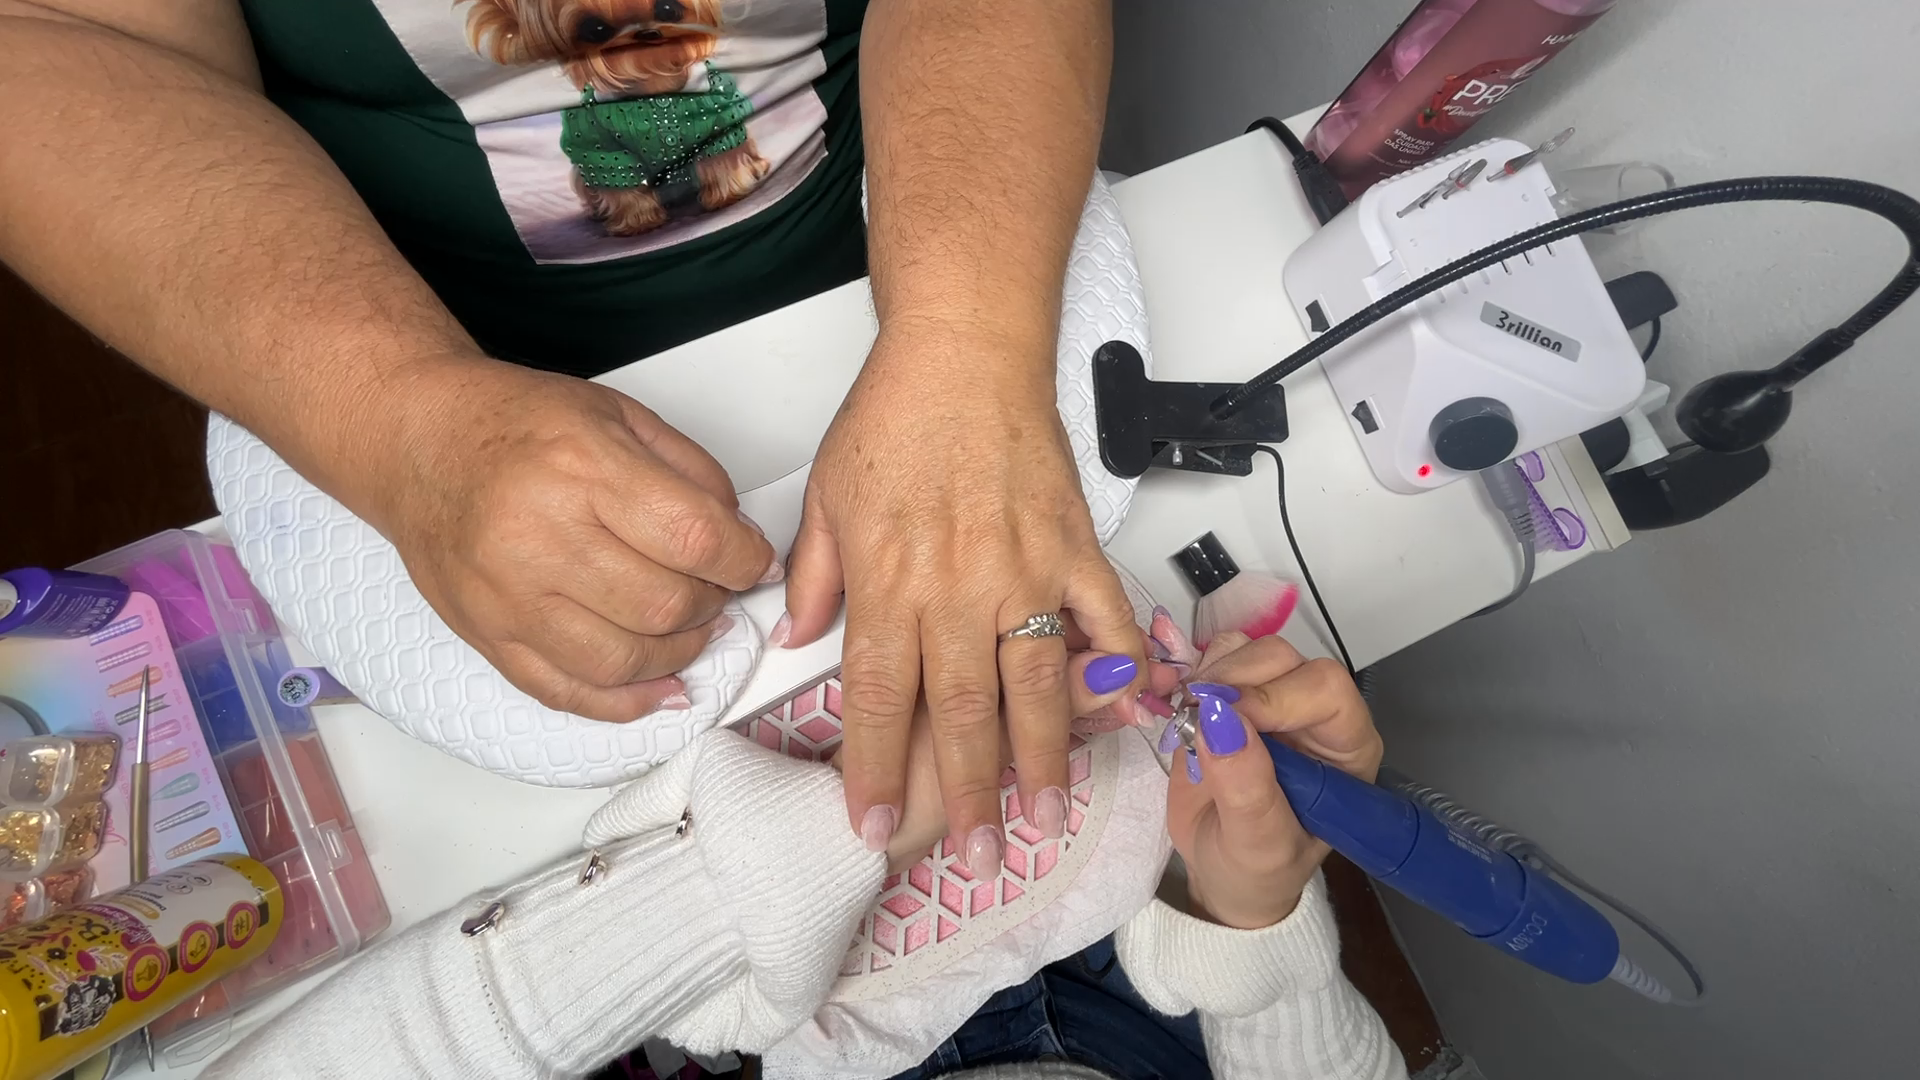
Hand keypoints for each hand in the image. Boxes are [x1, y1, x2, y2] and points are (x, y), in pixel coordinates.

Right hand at [353, 355, 777, 721]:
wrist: (417, 439)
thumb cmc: (521, 423)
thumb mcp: (625, 417)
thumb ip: (697, 476)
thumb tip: (743, 542)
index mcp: (585, 469)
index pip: (694, 538)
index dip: (746, 562)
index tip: (758, 565)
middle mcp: (540, 537)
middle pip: (665, 605)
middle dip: (716, 604)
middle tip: (719, 587)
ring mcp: (508, 595)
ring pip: (625, 659)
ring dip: (682, 652)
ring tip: (693, 626)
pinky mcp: (487, 633)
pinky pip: (566, 691)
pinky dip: (626, 703)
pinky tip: (664, 690)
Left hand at [784, 324, 1144, 878]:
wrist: (963, 355)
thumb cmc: (895, 416)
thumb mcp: (829, 493)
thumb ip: (814, 576)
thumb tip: (799, 640)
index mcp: (892, 579)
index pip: (882, 696)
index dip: (877, 769)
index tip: (876, 823)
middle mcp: (960, 587)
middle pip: (963, 710)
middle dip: (966, 792)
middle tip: (975, 853)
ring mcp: (1026, 570)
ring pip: (1035, 683)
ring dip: (1041, 756)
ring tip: (1043, 814)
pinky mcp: (1074, 545)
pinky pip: (1103, 615)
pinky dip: (1119, 665)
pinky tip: (1126, 711)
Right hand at [1168, 634, 1383, 929]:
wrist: (1221, 869)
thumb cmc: (1254, 868)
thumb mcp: (1257, 846)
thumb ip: (1246, 789)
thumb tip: (1218, 720)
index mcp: (1344, 748)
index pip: (1326, 690)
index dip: (1275, 697)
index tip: (1224, 726)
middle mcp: (1312, 713)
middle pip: (1283, 658)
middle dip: (1233, 680)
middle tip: (1195, 718)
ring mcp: (1269, 696)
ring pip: (1247, 647)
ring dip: (1209, 673)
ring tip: (1188, 717)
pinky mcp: (1230, 690)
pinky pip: (1215, 653)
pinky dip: (1191, 670)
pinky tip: (1183, 707)